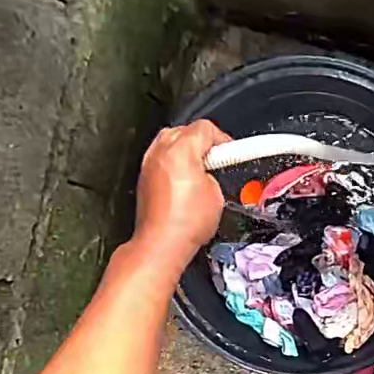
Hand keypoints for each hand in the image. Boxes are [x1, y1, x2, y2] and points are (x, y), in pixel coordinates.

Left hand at [132, 118, 229, 268]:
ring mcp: (149, 164)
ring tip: (200, 169)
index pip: (205, 128)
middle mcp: (161, 153)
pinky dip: (172, 162)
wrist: (161, 245)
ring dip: (186, 149)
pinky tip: (184, 179)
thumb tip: (211, 172)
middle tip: (217, 159)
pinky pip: (160, 158)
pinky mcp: (144, 177)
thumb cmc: (185, 224)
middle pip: (185, 130)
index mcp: (181, 150)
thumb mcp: (216, 194)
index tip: (230, 150)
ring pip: (169, 141)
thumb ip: (215, 173)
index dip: (222, 139)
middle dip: (203, 142)